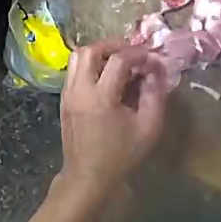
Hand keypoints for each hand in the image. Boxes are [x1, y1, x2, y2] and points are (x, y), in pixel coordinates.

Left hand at [58, 42, 170, 192]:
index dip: (138, 54)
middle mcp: (79, 89)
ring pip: (77, 57)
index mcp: (101, 97)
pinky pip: (73, 71)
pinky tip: (105, 77)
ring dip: (98, 53)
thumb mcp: (148, 128)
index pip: (118, 60)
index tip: (152, 58)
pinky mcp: (63, 99)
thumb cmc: (121, 154)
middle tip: (131, 53)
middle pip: (90, 50)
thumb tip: (157, 71)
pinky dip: (89, 66)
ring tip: (118, 62)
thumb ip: (155, 96)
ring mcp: (67, 93)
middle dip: (113, 46)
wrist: (88, 176)